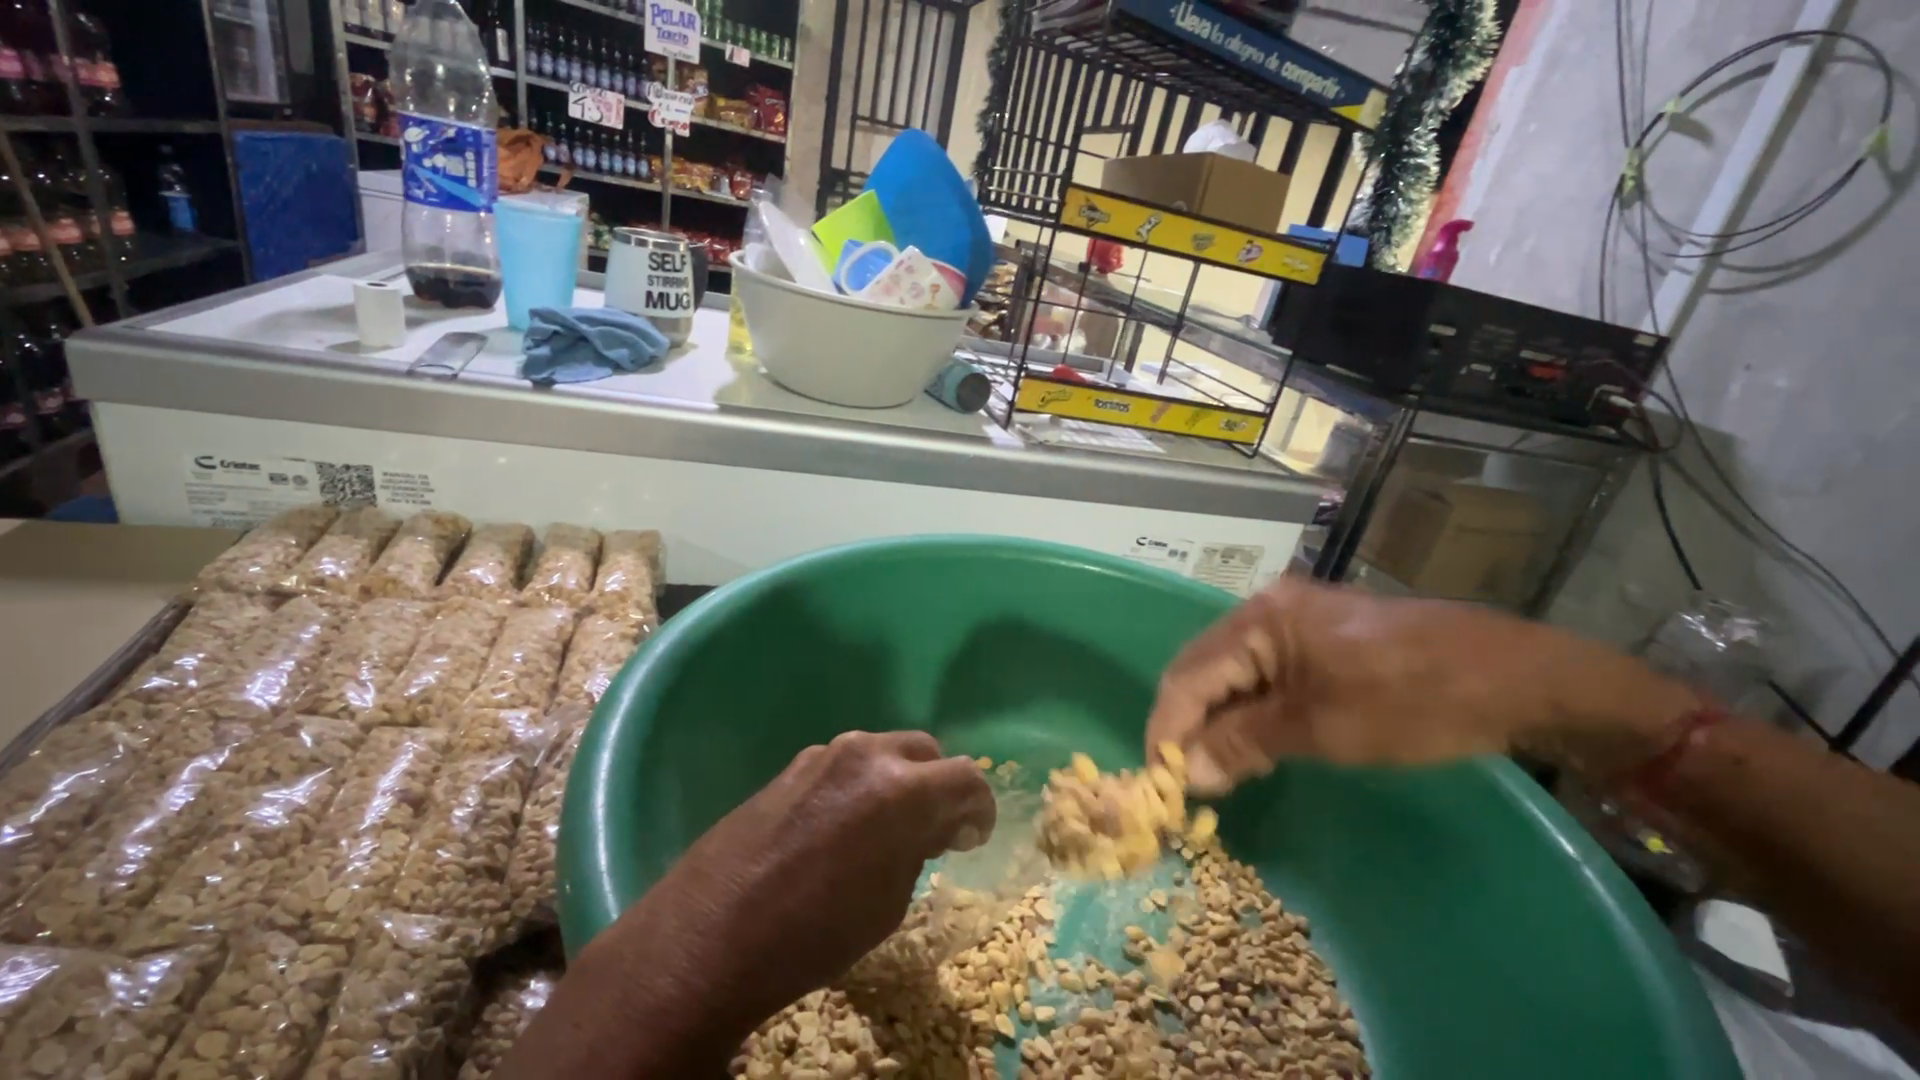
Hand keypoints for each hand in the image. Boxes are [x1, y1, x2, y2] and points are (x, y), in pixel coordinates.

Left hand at [587, 730, 996, 1059]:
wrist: (712, 934)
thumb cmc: (815, 933)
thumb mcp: (889, 903)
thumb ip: (919, 849)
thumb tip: (931, 827)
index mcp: (903, 789)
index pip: (968, 778)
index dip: (979, 809)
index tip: (971, 837)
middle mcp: (867, 755)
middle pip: (926, 751)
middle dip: (940, 786)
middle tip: (933, 830)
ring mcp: (823, 754)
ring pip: (883, 751)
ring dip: (898, 781)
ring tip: (886, 829)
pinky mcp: (790, 765)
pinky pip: (844, 763)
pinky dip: (860, 784)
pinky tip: (843, 826)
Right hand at [1146, 578, 1692, 794]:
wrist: (1517, 678)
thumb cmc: (1414, 700)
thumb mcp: (1322, 728)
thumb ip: (1243, 744)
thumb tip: (1188, 774)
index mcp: (1260, 620)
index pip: (1188, 677)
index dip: (1168, 731)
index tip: (1159, 785)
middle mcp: (1267, 611)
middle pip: (1202, 671)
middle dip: (1188, 727)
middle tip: (1185, 783)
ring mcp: (1295, 622)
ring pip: (1231, 676)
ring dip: (1217, 722)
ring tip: (1215, 772)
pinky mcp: (1319, 640)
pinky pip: (1262, 676)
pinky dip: (1249, 712)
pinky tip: (1252, 746)